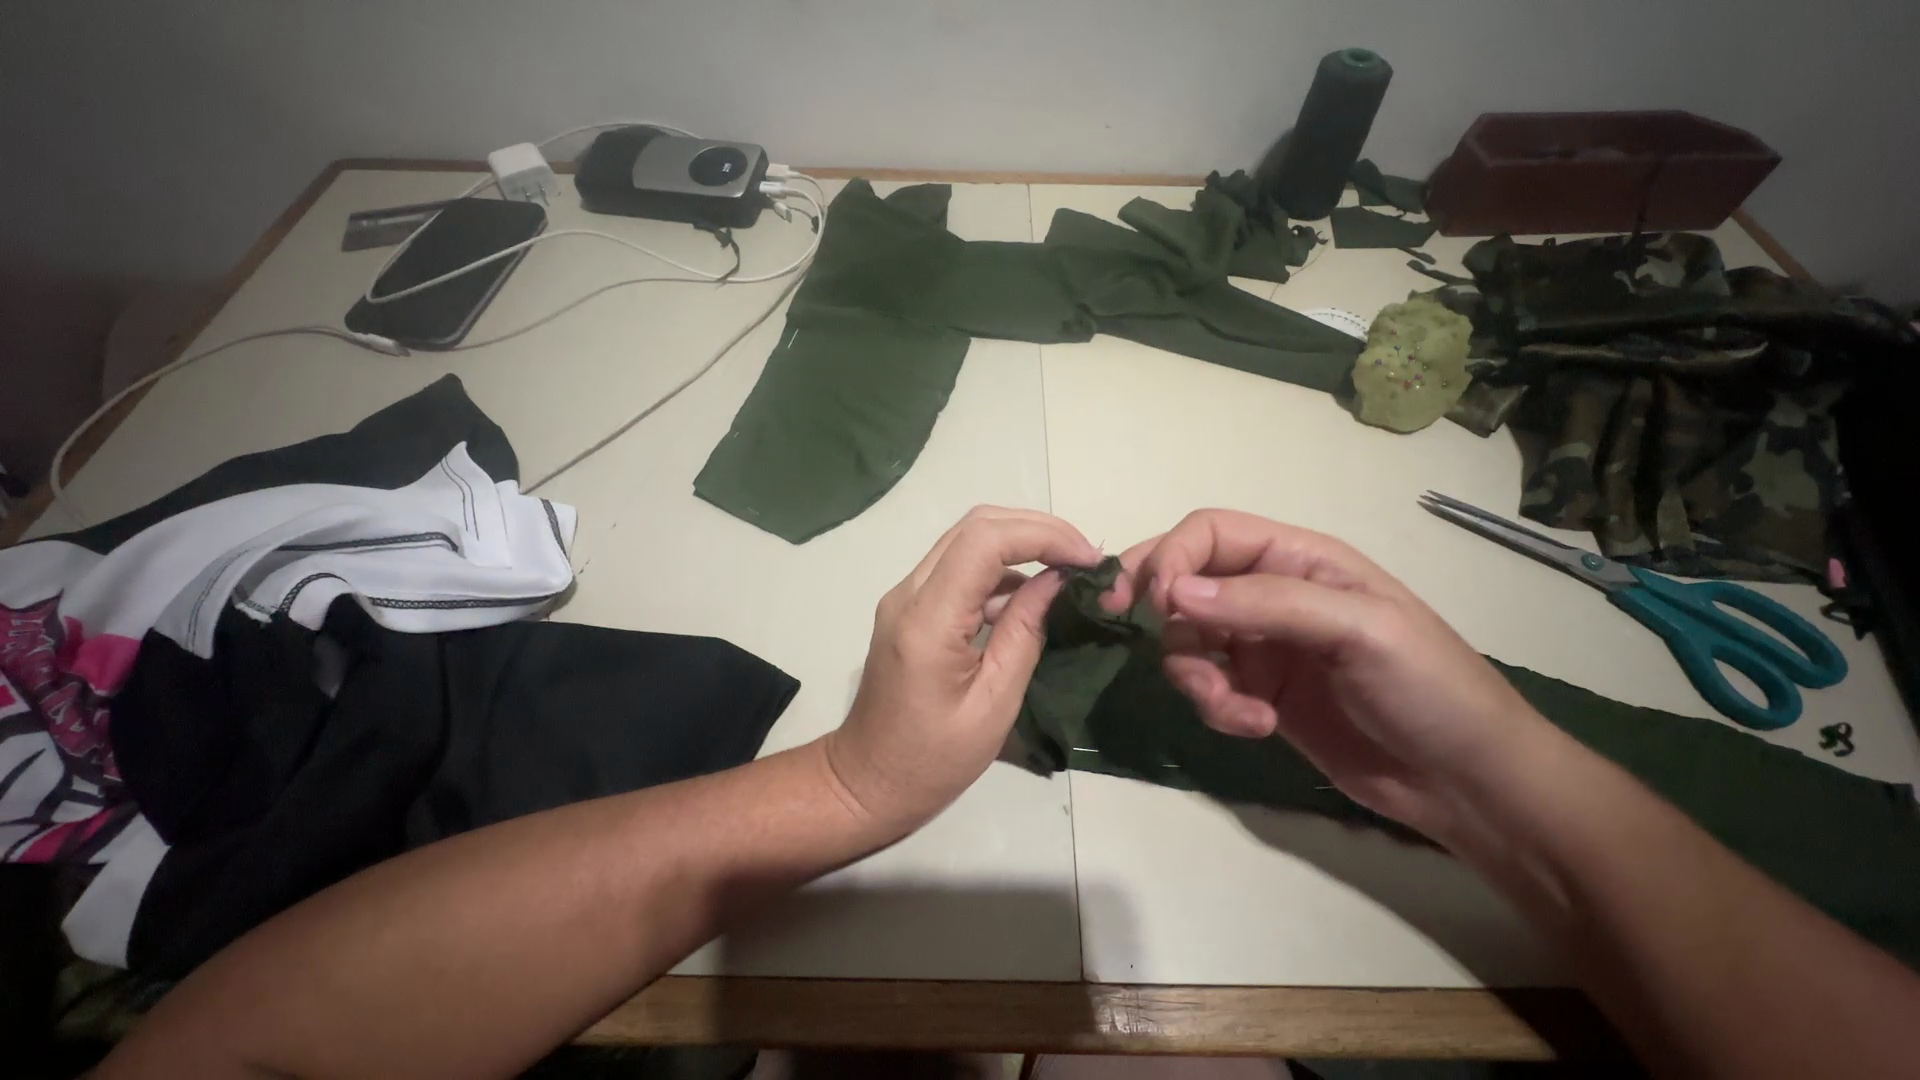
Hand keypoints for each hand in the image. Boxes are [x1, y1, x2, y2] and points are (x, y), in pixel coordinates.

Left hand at [825, 507, 1101, 835]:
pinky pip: (958, 568)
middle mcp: (909, 593)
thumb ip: (1025, 633)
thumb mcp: (994, 704)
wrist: (868, 781)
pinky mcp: (910, 607)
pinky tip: (1033, 595)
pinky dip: (1000, 568)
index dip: (1042, 536)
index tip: (1087, 559)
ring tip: (1068, 571)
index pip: (984, 540)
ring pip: (966, 540)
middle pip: (975, 526)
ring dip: (1020, 544)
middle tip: (1084, 558)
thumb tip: (1058, 581)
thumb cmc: (933, 759)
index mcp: (928, 620)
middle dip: (1037, 530)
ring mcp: (905, 597)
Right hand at [1106, 509, 1549, 841]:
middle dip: (1152, 598)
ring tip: (1232, 707)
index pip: (1210, 533)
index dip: (1172, 557)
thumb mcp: (1357, 631)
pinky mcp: (1256, 692)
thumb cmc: (1427, 686)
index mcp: (1299, 558)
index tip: (1155, 603)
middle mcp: (1270, 593)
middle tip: (1120, 619)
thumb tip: (1171, 591)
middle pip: (1184, 576)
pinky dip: (1215, 706)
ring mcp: (1260, 645)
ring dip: (1192, 673)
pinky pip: (1205, 686)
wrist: (1464, 780)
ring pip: (1185, 639)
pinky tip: (1255, 726)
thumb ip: (1266, 603)